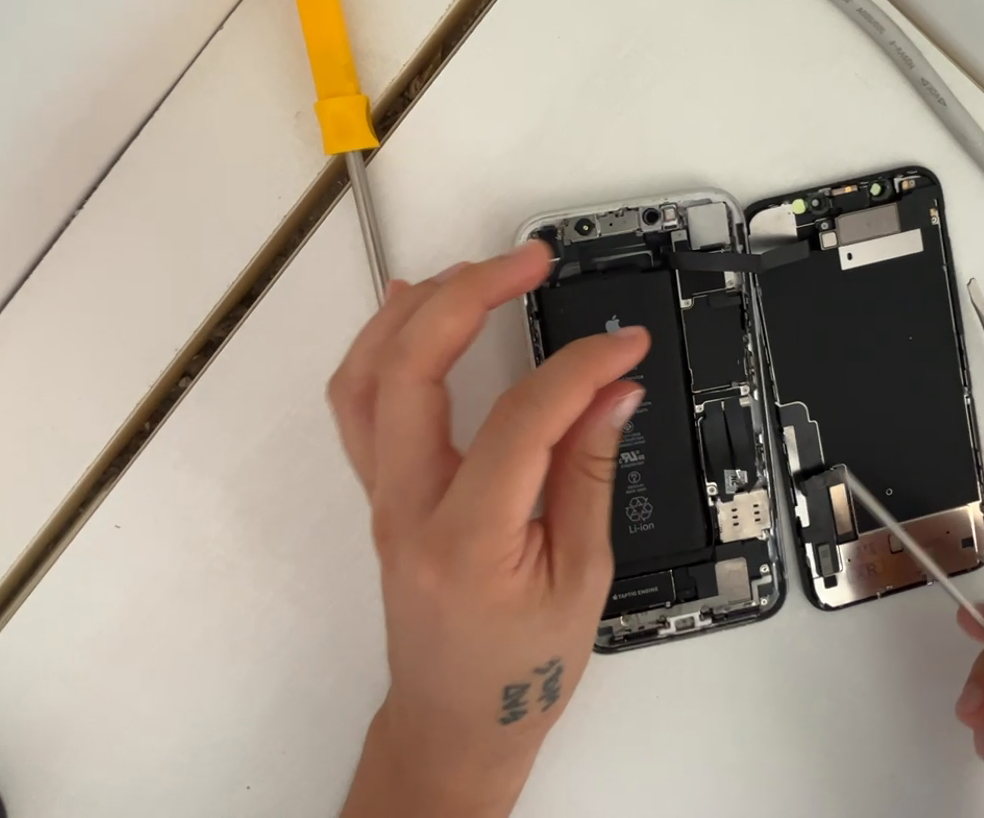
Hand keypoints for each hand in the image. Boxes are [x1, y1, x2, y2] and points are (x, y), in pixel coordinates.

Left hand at [329, 241, 647, 817]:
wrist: (453, 720)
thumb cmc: (519, 670)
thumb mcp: (582, 578)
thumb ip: (589, 472)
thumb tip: (612, 392)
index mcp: (467, 540)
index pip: (522, 420)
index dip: (580, 368)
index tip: (623, 345)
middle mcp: (407, 507)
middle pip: (412, 370)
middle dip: (471, 295)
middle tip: (529, 262)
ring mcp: (383, 494)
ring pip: (368, 374)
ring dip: (418, 308)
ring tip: (474, 270)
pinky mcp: (381, 488)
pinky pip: (360, 399)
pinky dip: (382, 342)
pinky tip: (411, 307)